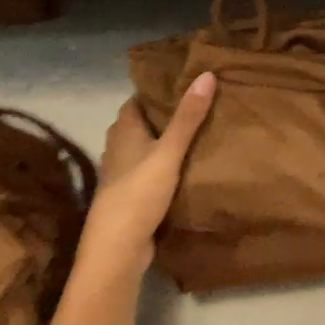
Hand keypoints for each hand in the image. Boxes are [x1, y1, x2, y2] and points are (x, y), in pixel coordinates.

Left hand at [87, 71, 215, 260]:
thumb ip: (187, 117)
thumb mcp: (168, 152)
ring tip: (199, 130)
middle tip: (200, 103)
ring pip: (146, 148)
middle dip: (165, 114)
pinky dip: (166, 164)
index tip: (186, 80)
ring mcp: (123, 175)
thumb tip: (207, 74)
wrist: (117, 250)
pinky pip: (150, 170)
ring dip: (166, 140)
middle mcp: (118, 149)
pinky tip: (188, 165)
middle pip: (142, 123)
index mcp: (122, 132)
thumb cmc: (138, 194)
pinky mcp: (132, 196)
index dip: (158, 89)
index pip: (137, 100)